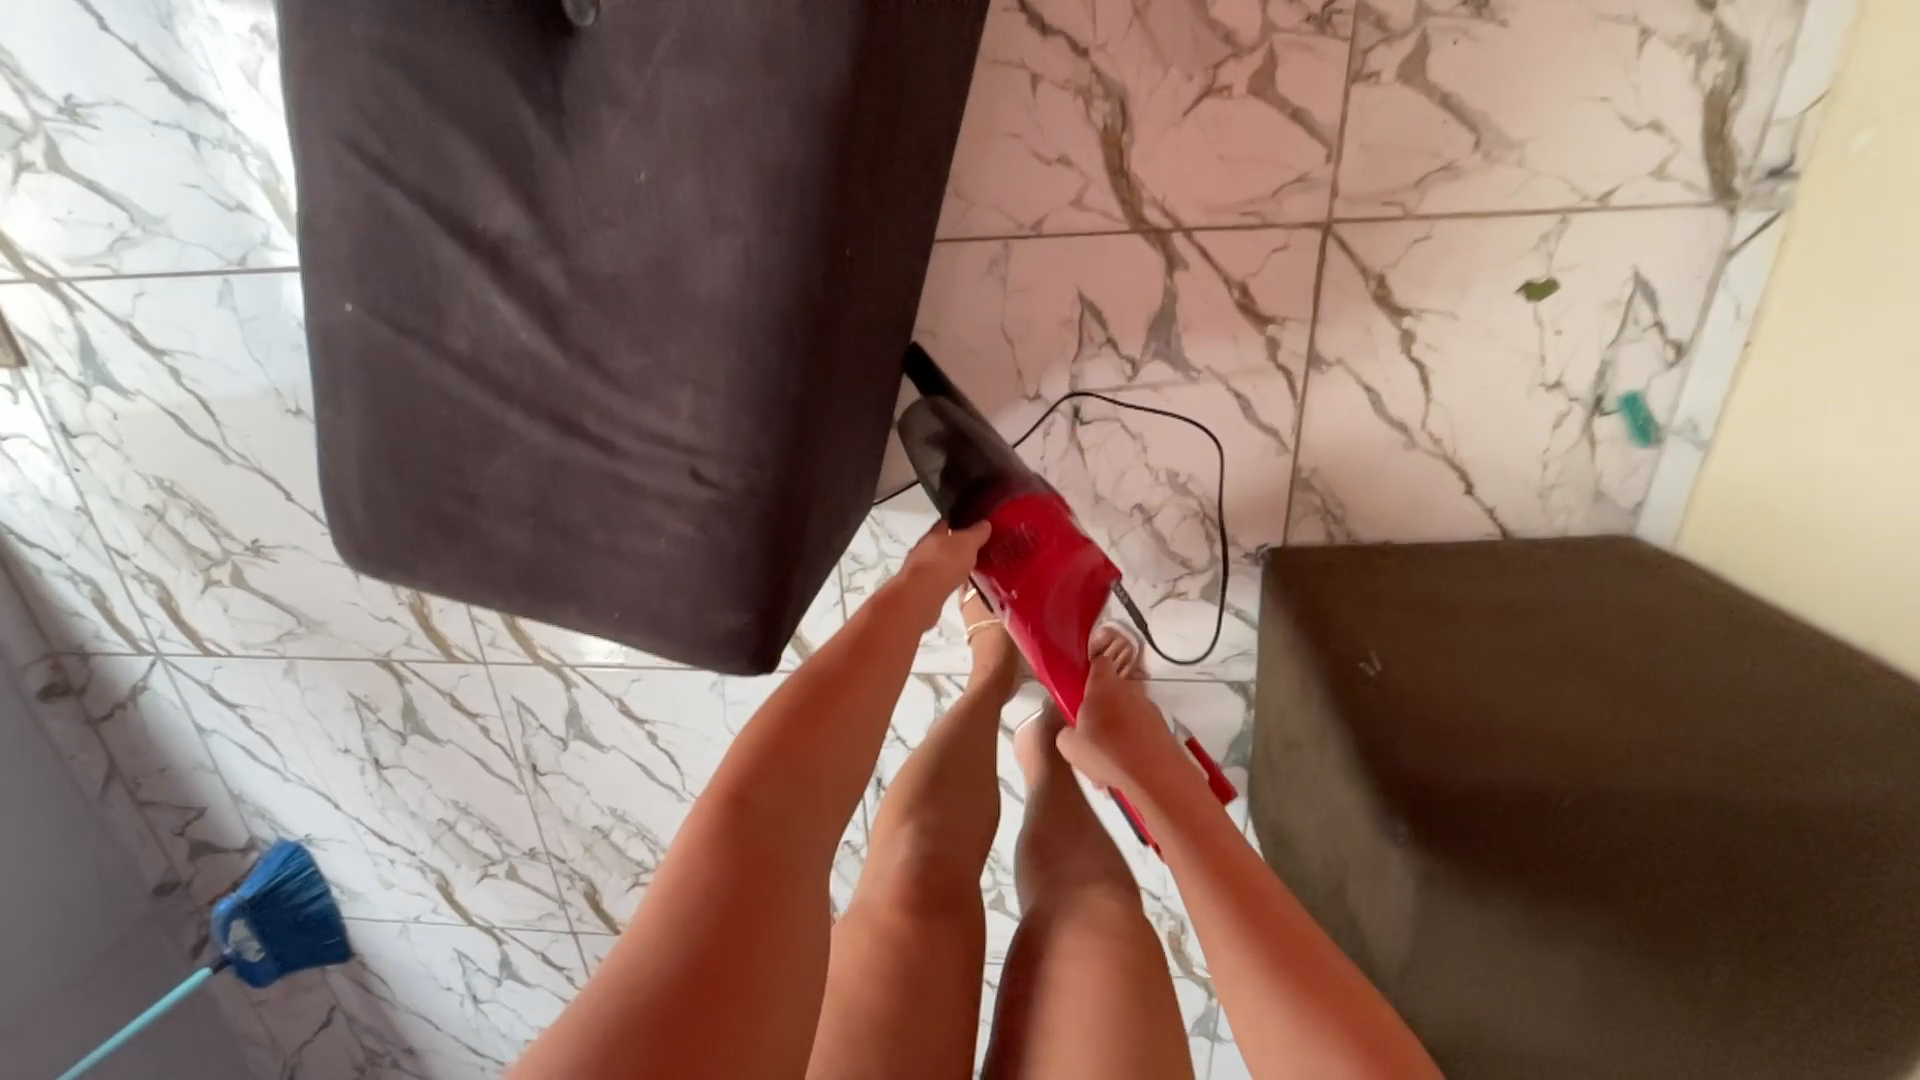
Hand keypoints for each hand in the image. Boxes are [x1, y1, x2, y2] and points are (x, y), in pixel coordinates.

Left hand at [882, 520, 990, 626]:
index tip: (969, 526)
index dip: (957, 524)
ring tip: (965, 569)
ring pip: (937, 563)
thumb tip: (984, 524)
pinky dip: (946, 581)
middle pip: (940, 544)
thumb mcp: (967, 543)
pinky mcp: (920, 588)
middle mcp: (922, 549)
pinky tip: (955, 586)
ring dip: (949, 565)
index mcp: (932, 534)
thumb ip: (976, 533)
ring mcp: (919, 570)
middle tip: (971, 551)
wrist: (921, 595)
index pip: (945, 523)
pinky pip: (936, 581)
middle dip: (954, 547)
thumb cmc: (944, 563)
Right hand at [1056, 653, 1186, 790]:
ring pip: (1129, 712)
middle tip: (1093, 730)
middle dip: (1105, 706)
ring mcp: (1149, 708)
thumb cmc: (1105, 751)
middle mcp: (1129, 690)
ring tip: (1110, 759)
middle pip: (1115, 689)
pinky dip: (1135, 744)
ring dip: (1120, 728)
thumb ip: (1067, 733)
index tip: (1084, 685)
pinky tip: (1125, 768)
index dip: (1092, 670)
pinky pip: (1143, 730)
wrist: (1154, 774)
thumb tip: (1071, 733)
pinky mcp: (1163, 727)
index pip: (1100, 662)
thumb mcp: (1070, 747)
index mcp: (1103, 686)